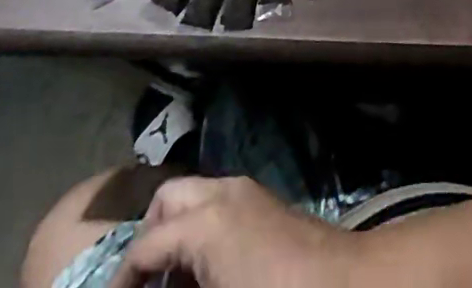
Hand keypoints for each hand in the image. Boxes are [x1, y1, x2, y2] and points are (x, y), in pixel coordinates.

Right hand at [111, 176, 358, 287]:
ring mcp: (248, 193)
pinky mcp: (267, 202)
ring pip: (196, 198)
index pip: (145, 247)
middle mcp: (222, 193)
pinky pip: (221, 206)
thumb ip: (180, 284)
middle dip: (149, 238)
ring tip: (175, 281)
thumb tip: (162, 280)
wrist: (348, 284)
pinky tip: (208, 270)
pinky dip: (203, 230)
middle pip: (168, 200)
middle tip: (144, 282)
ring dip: (177, 232)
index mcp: (204, 221)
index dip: (123, 278)